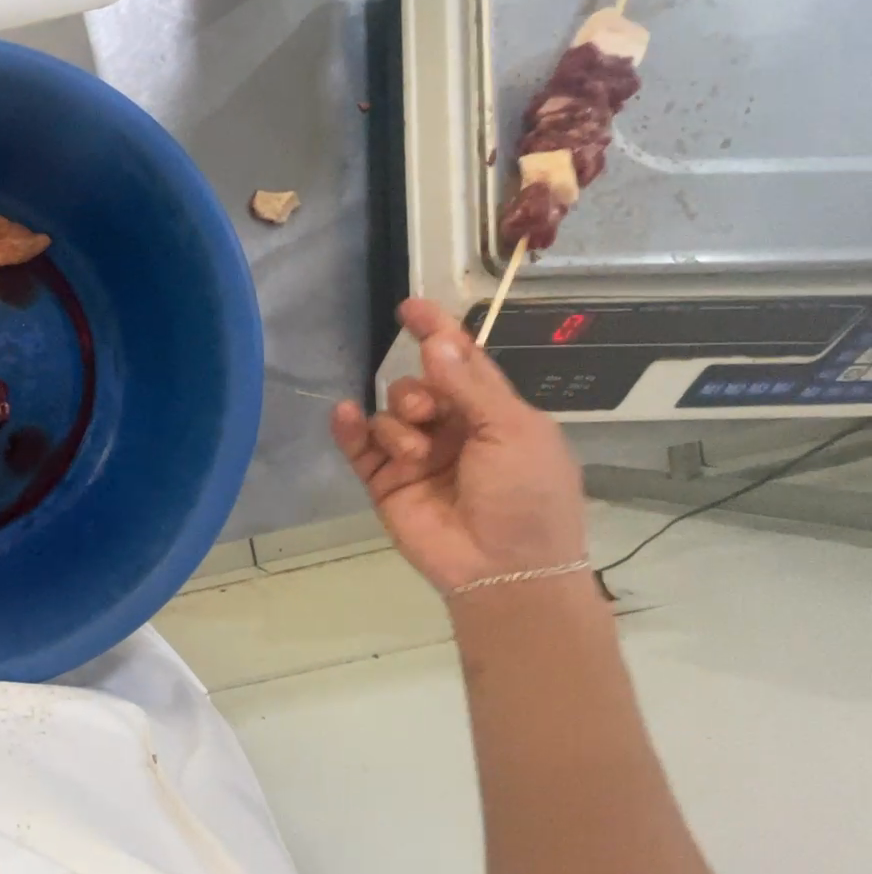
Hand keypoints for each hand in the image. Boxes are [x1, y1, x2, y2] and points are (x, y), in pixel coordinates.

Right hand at [330, 299, 587, 593]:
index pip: (461, 362)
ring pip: (388, 414)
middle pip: (417, 386)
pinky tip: (346, 414)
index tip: (410, 308)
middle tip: (427, 413)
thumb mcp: (513, 432)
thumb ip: (470, 386)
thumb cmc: (527, 496)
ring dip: (397, 423)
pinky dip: (349, 428)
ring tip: (414, 453)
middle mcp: (451, 429)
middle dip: (416, 391)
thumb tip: (437, 341)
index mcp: (493, 414)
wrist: (502, 565)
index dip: (437, 333)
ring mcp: (415, 456)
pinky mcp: (384, 481)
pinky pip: (358, 445)